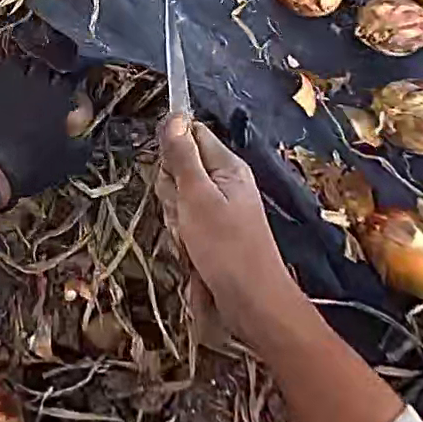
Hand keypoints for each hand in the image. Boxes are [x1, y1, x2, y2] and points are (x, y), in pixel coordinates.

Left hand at [0, 58, 90, 203]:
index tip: (66, 90)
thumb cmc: (31, 166)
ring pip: (19, 61)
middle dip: (46, 72)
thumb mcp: (66, 163)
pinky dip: (1, 70)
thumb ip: (82, 147)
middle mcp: (35, 82)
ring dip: (23, 67)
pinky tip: (1, 80)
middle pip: (44, 65)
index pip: (68, 78)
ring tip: (22, 76)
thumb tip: (89, 140)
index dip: (68, 84)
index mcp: (57, 97)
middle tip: (44, 83)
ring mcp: (8, 80)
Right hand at [155, 111, 305, 346]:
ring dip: (175, 216)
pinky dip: (181, 235)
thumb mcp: (197, 196)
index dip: (172, 147)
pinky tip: (190, 251)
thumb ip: (182, 156)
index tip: (168, 170)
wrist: (253, 306)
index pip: (191, 133)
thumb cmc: (227, 248)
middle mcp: (223, 181)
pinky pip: (184, 220)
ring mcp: (218, 207)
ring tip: (189, 236)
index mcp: (227, 165)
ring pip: (177, 196)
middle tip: (183, 211)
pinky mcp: (212, 231)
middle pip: (179, 166)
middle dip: (171, 190)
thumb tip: (174, 115)